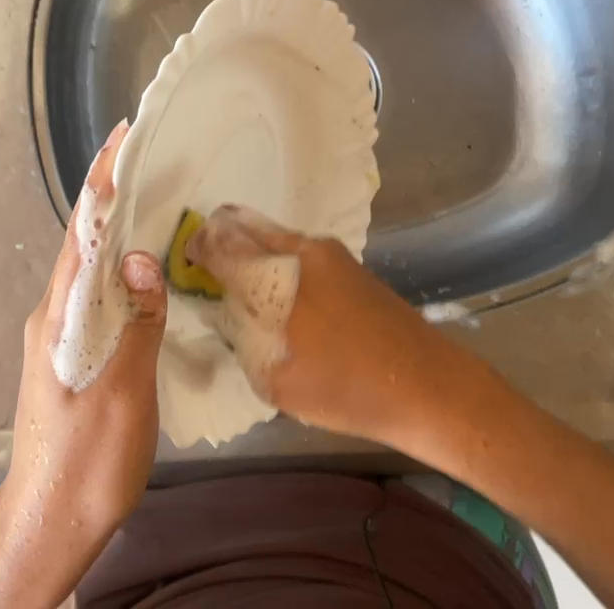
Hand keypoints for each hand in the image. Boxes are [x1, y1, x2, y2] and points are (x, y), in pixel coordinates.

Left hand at [2, 120, 166, 543]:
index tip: (122, 138)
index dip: (102, 182)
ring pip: (91, 269)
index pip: (81, 232)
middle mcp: (53, 316)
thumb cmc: (85, 465)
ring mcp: (59, 336)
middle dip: (114, 196)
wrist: (48, 524)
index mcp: (59, 316)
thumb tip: (144, 257)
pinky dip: (122, 271)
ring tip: (157, 201)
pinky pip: (99, 298)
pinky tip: (148, 273)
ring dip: (119, 231)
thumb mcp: (122, 395)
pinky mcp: (70, 356)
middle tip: (152, 161)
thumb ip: (135, 325)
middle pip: (84, 242)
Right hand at [184, 203, 454, 447]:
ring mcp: (328, 253)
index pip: (219, 242)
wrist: (426, 384)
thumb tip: (227, 307)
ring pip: (272, 235)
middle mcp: (298, 249)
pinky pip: (297, 249)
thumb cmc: (344, 388)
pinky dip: (277, 259)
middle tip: (208, 263)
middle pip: (244, 225)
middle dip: (220, 238)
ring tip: (244, 284)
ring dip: (250, 249)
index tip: (187, 260)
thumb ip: (241, 335)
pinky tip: (283, 295)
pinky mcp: (349, 264)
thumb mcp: (274, 377)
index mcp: (273, 276)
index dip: (196, 247)